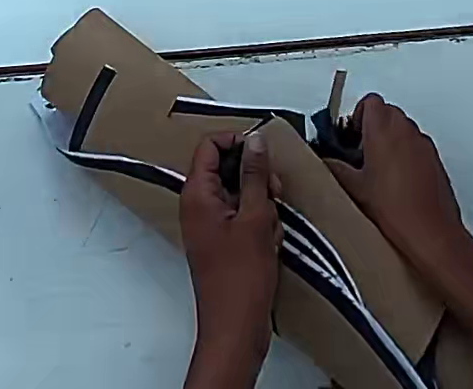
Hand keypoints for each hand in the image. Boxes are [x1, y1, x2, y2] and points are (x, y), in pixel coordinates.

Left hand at [180, 130, 280, 387]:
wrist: (235, 332)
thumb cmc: (241, 278)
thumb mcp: (255, 217)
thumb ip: (255, 174)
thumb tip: (255, 139)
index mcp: (197, 193)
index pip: (209, 145)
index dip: (236, 142)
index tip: (262, 154)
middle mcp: (197, 203)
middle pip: (226, 167)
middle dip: (255, 177)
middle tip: (275, 193)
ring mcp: (208, 222)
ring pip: (238, 192)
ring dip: (261, 203)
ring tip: (272, 227)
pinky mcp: (220, 240)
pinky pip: (240, 215)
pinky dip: (258, 222)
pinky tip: (269, 241)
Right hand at [325, 94, 472, 281]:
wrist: (432, 236)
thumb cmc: (397, 210)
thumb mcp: (354, 188)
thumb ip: (334, 167)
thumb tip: (327, 161)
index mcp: (383, 128)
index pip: (369, 101)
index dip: (357, 115)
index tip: (351, 134)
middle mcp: (406, 130)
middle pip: (386, 112)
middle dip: (372, 127)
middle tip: (360, 149)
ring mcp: (424, 145)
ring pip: (402, 128)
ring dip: (389, 139)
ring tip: (377, 168)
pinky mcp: (436, 161)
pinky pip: (416, 146)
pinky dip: (406, 154)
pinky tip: (396, 182)